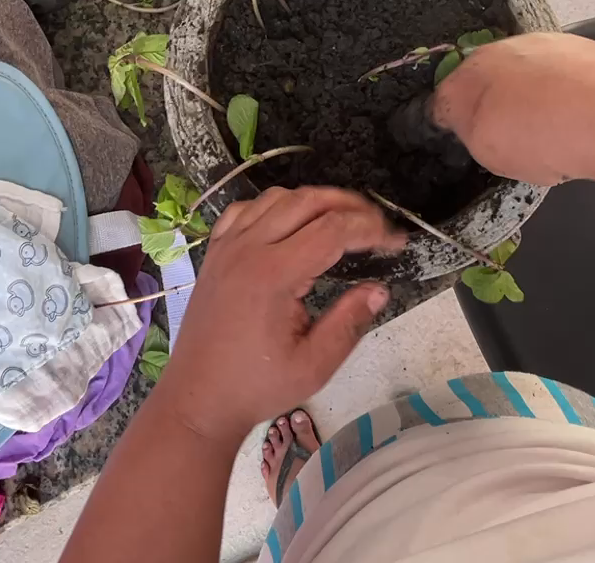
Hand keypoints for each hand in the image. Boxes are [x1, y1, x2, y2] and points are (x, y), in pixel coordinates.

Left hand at [153, 187, 406, 442]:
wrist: (198, 398)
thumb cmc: (258, 386)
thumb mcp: (314, 365)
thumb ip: (349, 321)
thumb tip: (381, 288)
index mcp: (273, 274)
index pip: (332, 230)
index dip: (370, 229)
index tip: (396, 242)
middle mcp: (248, 248)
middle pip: (307, 201)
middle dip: (349, 205)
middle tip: (377, 224)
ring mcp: (227, 245)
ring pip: (277, 197)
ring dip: (314, 200)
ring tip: (343, 219)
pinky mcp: (216, 250)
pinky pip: (247, 208)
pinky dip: (275, 205)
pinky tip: (291, 221)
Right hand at [432, 32, 594, 185]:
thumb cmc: (540, 135)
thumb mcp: (486, 149)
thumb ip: (467, 130)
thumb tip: (463, 119)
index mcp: (471, 72)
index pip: (446, 95)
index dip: (449, 119)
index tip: (462, 137)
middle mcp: (503, 48)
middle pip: (488, 78)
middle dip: (492, 102)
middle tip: (508, 135)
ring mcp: (546, 44)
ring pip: (526, 73)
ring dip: (530, 95)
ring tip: (549, 129)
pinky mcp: (584, 49)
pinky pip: (562, 75)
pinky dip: (563, 92)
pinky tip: (578, 117)